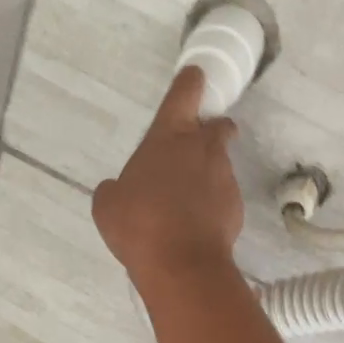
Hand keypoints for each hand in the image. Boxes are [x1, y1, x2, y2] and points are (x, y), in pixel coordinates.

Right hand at [93, 65, 243, 276]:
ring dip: (205, 177)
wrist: (180, 264)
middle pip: (217, 126)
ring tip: (184, 206)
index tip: (193, 78)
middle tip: (194, 150)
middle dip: (210, 131)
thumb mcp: (107, 205)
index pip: (183, 94)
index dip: (188, 83)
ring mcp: (223, 178)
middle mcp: (202, 150)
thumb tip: (119, 191)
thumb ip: (115, 189)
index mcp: (169, 137)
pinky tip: (194, 229)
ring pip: (219, 166)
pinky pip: (222, 200)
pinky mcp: (235, 208)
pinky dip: (211, 208)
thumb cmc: (139, 224)